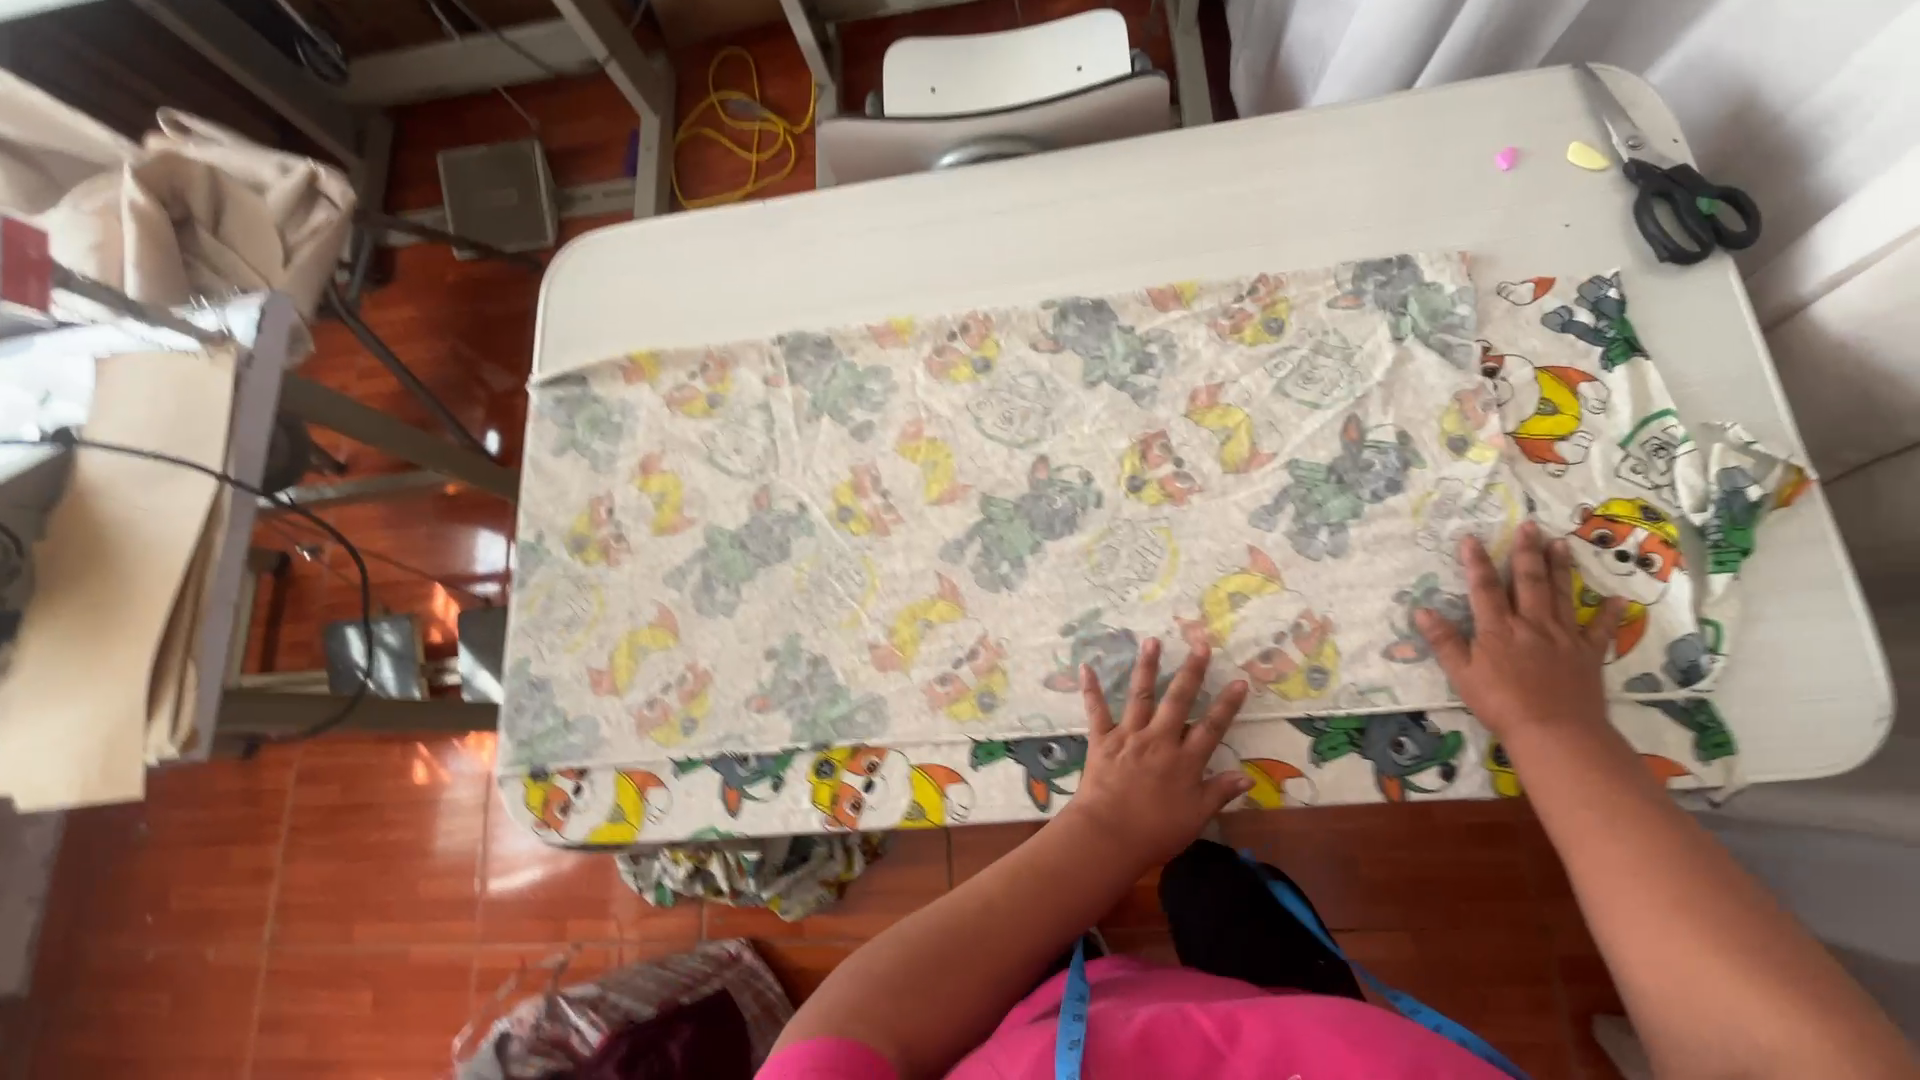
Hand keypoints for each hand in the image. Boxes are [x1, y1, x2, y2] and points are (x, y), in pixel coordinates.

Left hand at [1060, 637, 1252, 867]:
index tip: (1240, 681)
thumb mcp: (1196, 817)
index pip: (1212, 727)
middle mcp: (1159, 740)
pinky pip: (1096, 710)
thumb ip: (1219, 792)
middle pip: (1179, 700)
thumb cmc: (1155, 832)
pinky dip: (1091, 688)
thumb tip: (1247, 776)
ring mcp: (1129, 736)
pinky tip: (1086, 667)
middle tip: (1200, 643)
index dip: (1228, 704)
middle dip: (1192, 671)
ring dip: (1147, 666)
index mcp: (1185, 761)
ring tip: (1152, 640)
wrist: (1108, 835)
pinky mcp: (1102, 740)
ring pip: (1140, 695)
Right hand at [1416, 522, 1623, 742]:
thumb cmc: (1500, 704)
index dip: (1476, 561)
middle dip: (1525, 552)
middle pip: (1527, 581)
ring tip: (1559, 543)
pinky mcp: (1588, 653)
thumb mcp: (1461, 674)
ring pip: (1560, 594)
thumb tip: (1421, 610)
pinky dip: (1608, 613)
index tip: (1471, 538)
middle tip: (1529, 526)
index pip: (1484, 587)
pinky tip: (1616, 598)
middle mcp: (1531, 623)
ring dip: (1560, 567)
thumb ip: (1444, 641)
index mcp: (1497, 628)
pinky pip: (1600, 629)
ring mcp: (1563, 636)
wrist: (1554, 730)